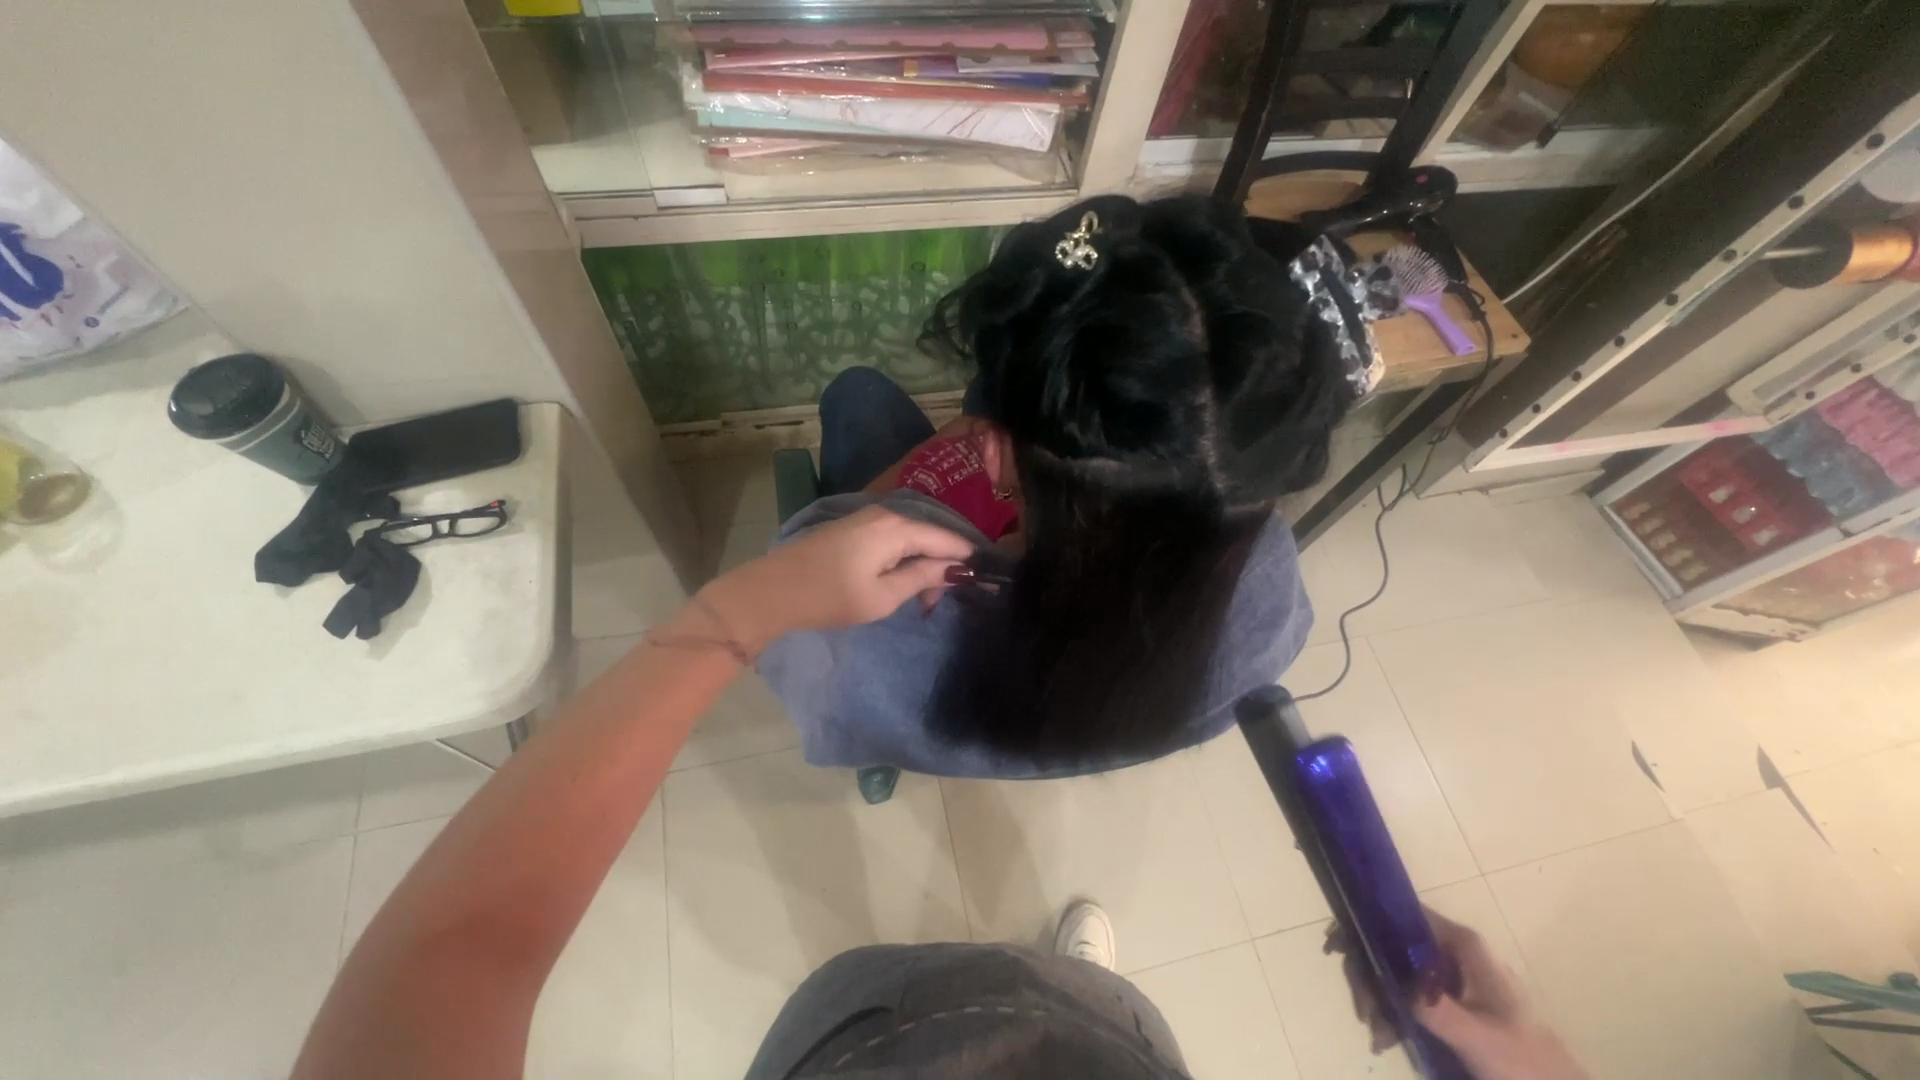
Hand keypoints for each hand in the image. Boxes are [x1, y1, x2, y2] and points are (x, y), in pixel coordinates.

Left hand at [695, 506, 973, 652]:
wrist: (771, 591)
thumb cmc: (829, 597)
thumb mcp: (882, 596)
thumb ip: (922, 578)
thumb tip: (955, 569)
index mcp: (897, 527)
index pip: (948, 539)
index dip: (967, 561)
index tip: (984, 585)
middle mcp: (887, 513)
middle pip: (931, 536)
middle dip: (943, 566)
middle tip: (939, 604)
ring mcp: (868, 517)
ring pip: (912, 537)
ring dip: (923, 565)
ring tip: (923, 600)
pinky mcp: (855, 527)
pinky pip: (894, 538)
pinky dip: (905, 559)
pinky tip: (902, 582)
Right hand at [1330, 910, 1586, 1079]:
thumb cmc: (1526, 1062)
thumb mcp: (1477, 1037)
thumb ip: (1434, 1007)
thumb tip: (1390, 981)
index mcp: (1464, 946)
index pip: (1403, 914)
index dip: (1365, 923)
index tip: (1337, 948)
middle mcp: (1454, 953)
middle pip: (1392, 945)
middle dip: (1370, 976)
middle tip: (1364, 1012)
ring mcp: (1452, 978)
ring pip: (1396, 972)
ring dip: (1379, 1000)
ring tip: (1378, 1036)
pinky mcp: (1450, 1003)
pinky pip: (1408, 996)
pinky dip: (1392, 1013)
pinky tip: (1387, 1038)